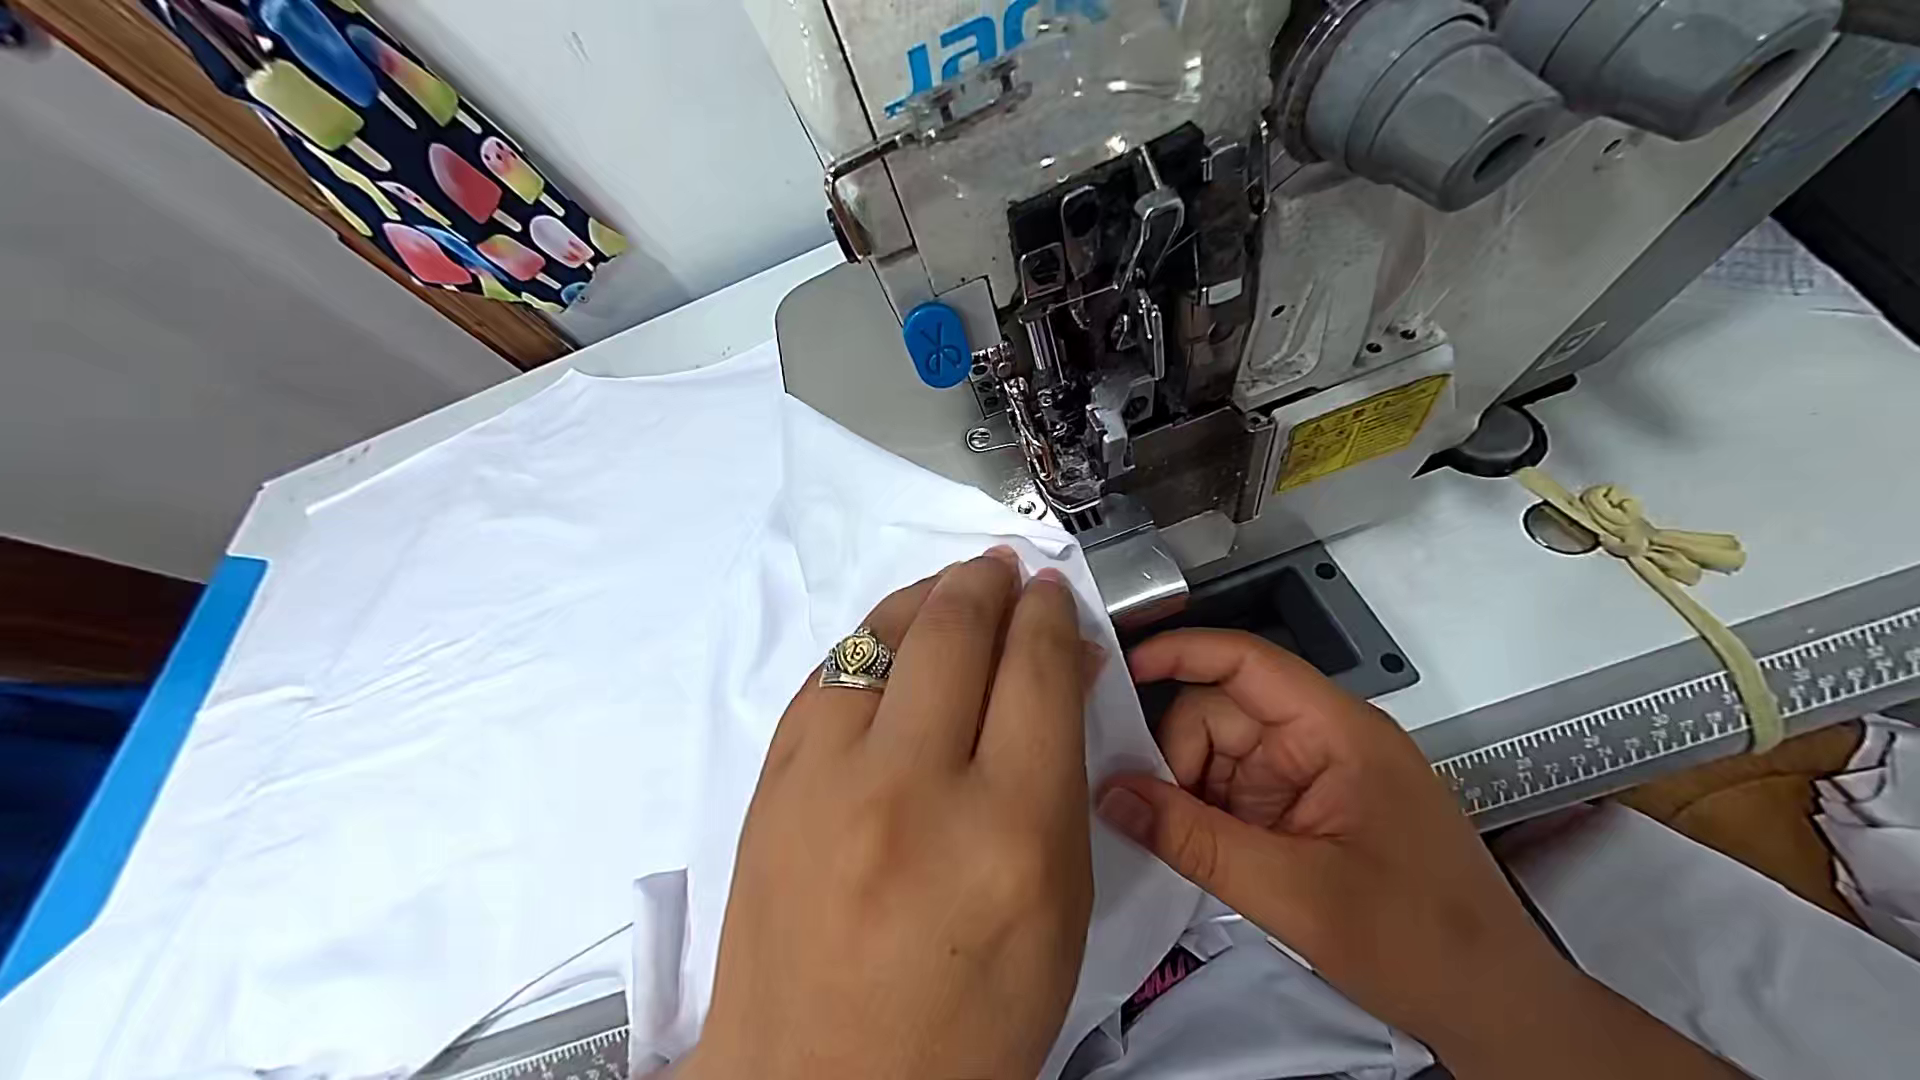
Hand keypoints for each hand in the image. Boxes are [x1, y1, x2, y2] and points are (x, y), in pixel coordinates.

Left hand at [682, 549, 1097, 1079]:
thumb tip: (1063, 668)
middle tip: (1003, 568)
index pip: (1036, 671)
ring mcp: (825, 779)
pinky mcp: (772, 781)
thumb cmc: (970, 1013)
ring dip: (927, 595)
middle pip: (956, 631)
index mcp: (1008, 831)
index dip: (1049, 615)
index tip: (1051, 595)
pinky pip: (830, 674)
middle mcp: (910, 789)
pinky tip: (894, 638)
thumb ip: (1065, 769)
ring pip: (881, 634)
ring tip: (954, 586)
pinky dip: (872, 641)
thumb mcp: (1057, 900)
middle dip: (988, 582)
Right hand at [1097, 630, 1745, 1078]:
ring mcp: (1305, 774)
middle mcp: (1316, 739)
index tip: (1122, 672)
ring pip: (1213, 753)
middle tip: (1151, 811)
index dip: (1181, 653)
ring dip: (1185, 789)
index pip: (1247, 661)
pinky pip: (1226, 789)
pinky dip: (1200, 812)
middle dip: (1176, 756)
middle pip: (1218, 712)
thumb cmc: (1422, 943)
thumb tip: (1110, 795)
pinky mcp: (1295, 808)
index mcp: (1335, 730)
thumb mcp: (1299, 894)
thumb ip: (1196, 841)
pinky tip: (1195, 847)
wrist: (1498, 1015)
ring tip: (1176, 839)